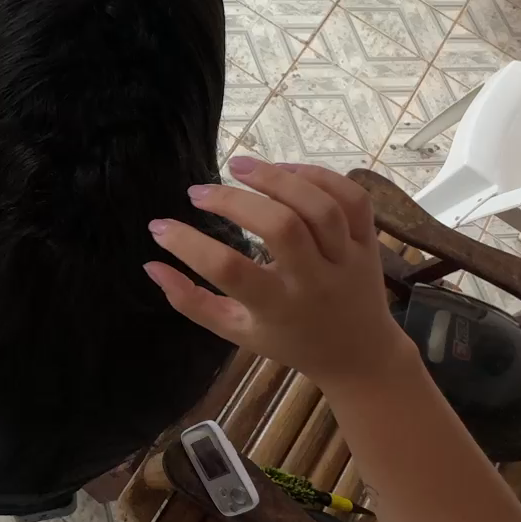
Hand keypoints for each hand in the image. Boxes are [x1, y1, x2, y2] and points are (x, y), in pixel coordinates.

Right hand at [144, 158, 412, 381]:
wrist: (359, 355)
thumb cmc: (287, 341)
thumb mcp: (235, 332)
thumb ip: (191, 302)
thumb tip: (151, 266)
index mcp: (278, 307)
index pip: (229, 270)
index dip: (189, 245)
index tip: (160, 226)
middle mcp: (315, 280)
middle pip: (280, 227)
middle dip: (233, 202)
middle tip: (198, 192)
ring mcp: (348, 258)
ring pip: (319, 207)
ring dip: (276, 178)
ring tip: (238, 166)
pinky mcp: (369, 241)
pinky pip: (352, 199)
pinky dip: (319, 176)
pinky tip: (285, 170)